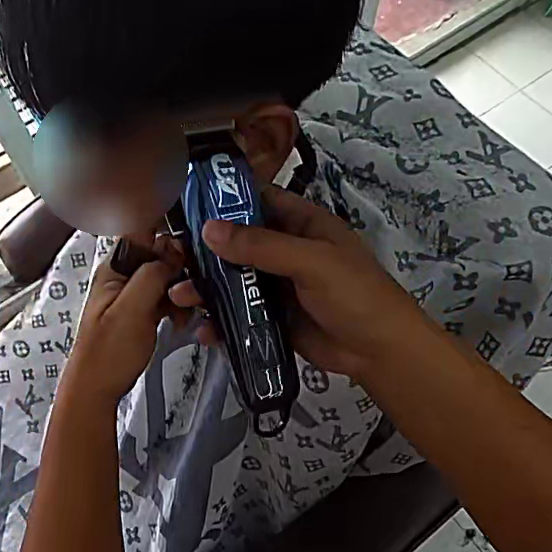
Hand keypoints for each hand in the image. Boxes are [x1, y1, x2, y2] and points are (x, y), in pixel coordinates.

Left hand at [58, 238, 178, 406]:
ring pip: (166, 277)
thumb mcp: (131, 310)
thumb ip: (151, 275)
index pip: (142, 233)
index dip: (166, 239)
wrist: (97, 390)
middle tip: (184, 291)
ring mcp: (132, 295)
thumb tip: (172, 251)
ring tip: (182, 311)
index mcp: (113, 269)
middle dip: (178, 269)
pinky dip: (177, 306)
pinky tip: (180, 320)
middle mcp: (122, 277)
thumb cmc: (105, 355)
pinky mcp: (142, 311)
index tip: (184, 255)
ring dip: (180, 291)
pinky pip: (166, 297)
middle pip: (159, 255)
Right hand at [170, 187, 427, 380]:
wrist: (379, 350)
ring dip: (207, 289)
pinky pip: (241, 314)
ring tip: (180, 298)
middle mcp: (287, 251)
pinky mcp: (274, 318)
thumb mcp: (311, 261)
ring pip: (235, 281)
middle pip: (238, 244)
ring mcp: (279, 287)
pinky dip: (221, 321)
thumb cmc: (355, 295)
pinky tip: (203, 330)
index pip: (259, 200)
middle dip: (206, 252)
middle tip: (172, 259)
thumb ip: (262, 245)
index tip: (187, 205)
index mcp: (303, 225)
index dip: (226, 200)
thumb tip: (210, 230)